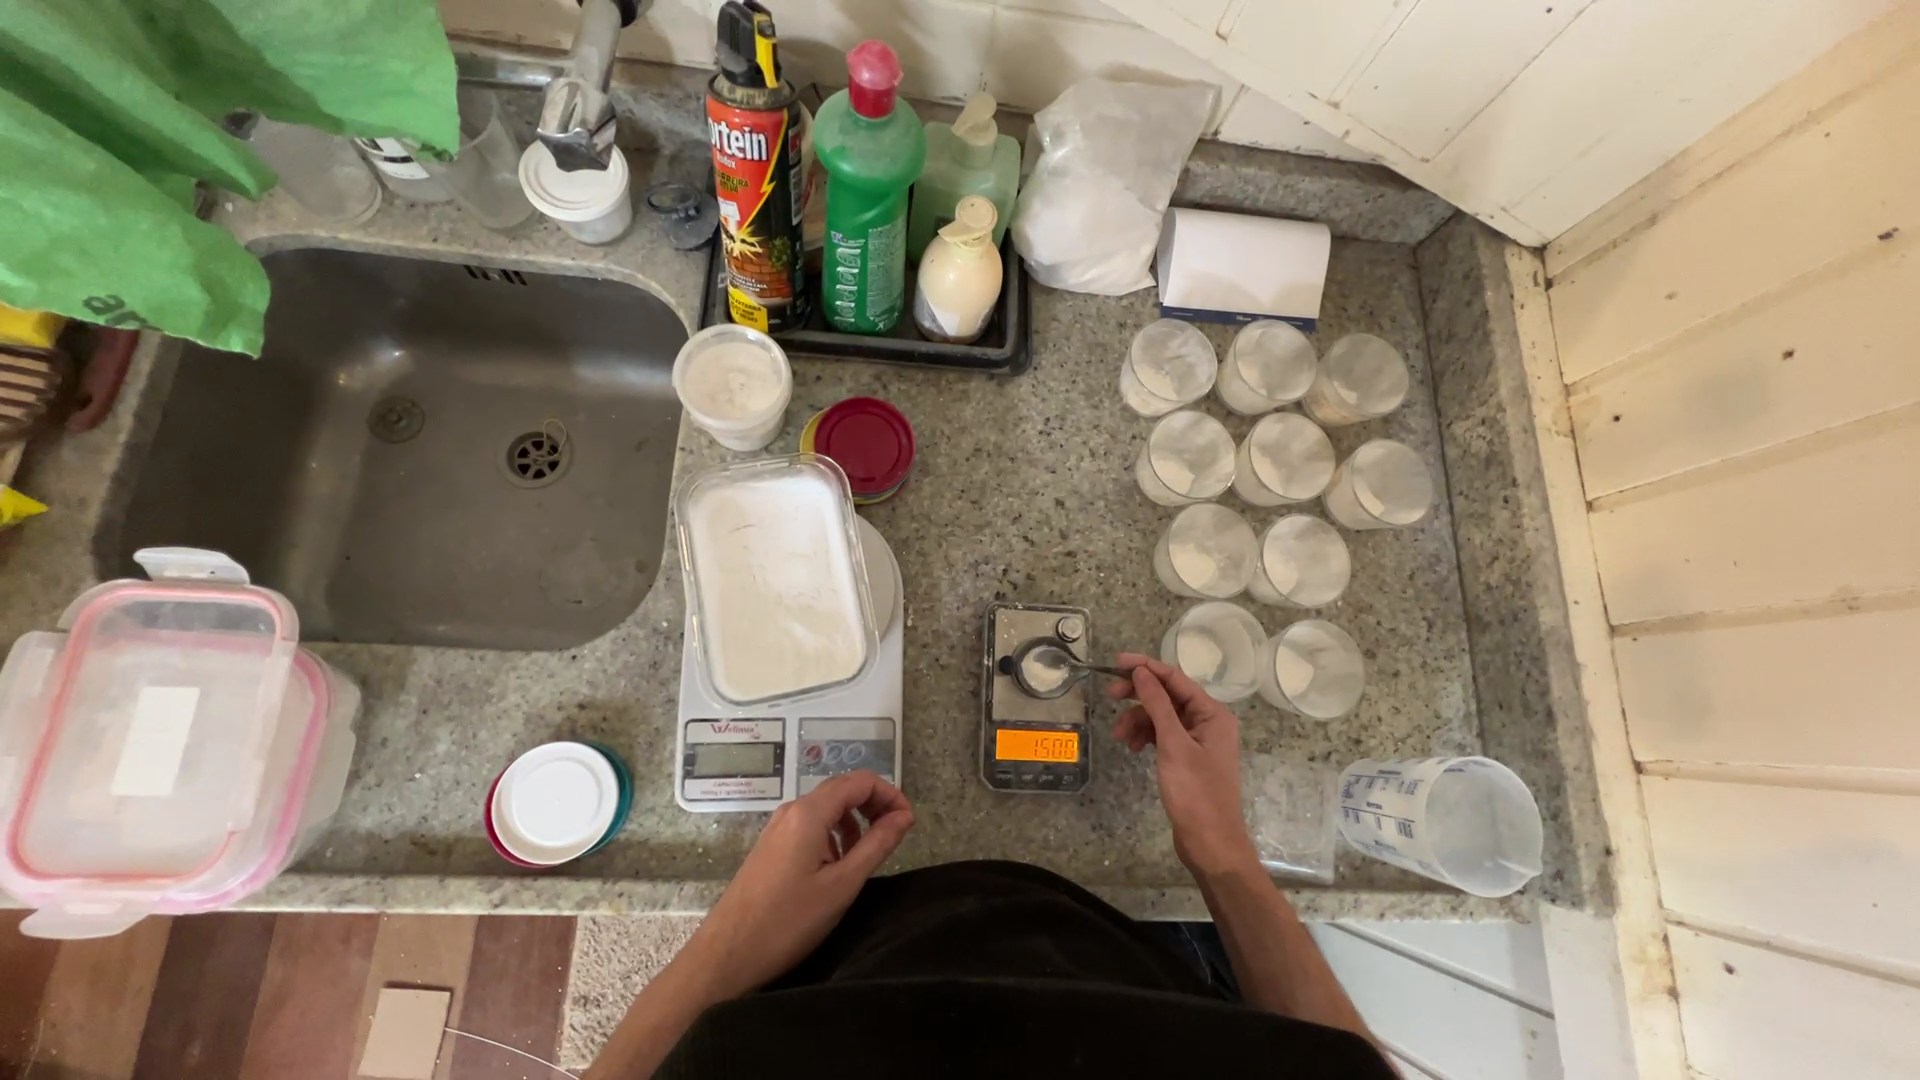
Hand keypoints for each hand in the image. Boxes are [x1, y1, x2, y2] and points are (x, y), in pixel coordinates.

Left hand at [679, 770, 913, 1001]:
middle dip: (874, 804)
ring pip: (826, 808)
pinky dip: (834, 834)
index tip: (909, 822)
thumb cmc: (788, 921)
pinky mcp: (771, 846)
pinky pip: (810, 825)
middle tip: (896, 834)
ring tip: (868, 855)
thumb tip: (904, 816)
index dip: (890, 794)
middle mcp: (792, 810)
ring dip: (854, 821)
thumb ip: (877, 845)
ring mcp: (777, 827)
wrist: (726, 956)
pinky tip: (838, 866)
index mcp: (809, 812)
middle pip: (842, 789)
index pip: (860, 781)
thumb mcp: (842, 885)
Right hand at [1108, 654, 1258, 878]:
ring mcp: (1198, 740)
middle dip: (1138, 695)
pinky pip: (1162, 734)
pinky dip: (1145, 736)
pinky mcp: (1187, 757)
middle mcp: (1208, 721)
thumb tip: (1142, 672)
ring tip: (1119, 736)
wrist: (1210, 842)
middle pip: (1167, 695)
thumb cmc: (1195, 792)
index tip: (1116, 662)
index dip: (1146, 667)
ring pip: (1161, 716)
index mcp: (1212, 713)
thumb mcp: (1172, 744)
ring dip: (1138, 720)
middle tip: (1110, 695)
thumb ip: (1157, 704)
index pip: (1175, 678)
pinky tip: (1131, 747)